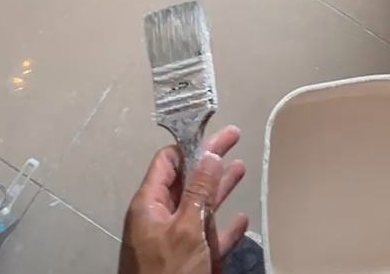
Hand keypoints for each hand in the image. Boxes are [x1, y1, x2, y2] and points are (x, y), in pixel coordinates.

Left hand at [119, 126, 249, 273]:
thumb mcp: (185, 229)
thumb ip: (198, 191)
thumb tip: (209, 154)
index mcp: (148, 205)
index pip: (167, 162)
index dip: (190, 143)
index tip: (213, 129)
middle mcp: (158, 219)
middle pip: (186, 180)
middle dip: (210, 160)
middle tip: (233, 138)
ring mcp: (170, 242)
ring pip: (198, 206)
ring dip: (219, 188)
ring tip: (240, 169)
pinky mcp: (184, 263)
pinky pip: (206, 237)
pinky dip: (223, 227)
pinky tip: (240, 220)